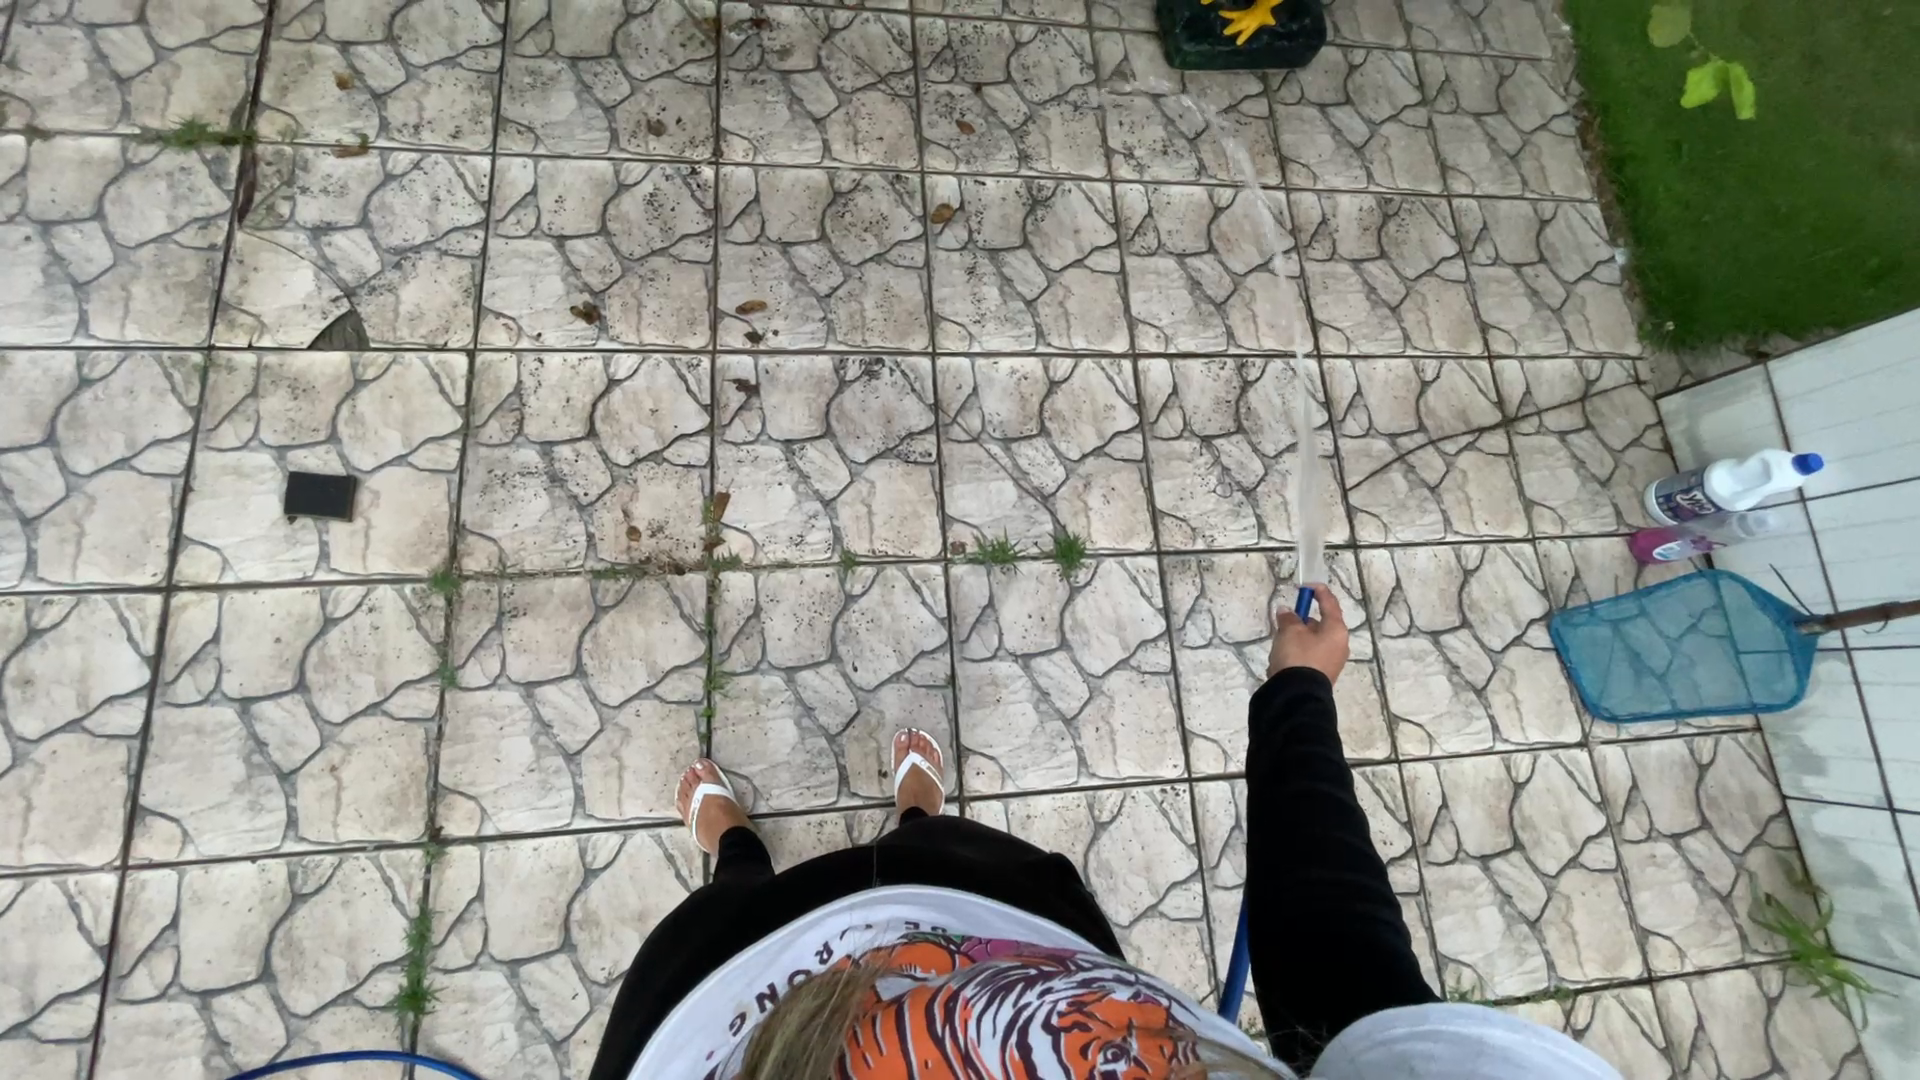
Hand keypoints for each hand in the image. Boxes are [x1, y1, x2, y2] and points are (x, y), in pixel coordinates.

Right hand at [1266, 584, 1348, 681]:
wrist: (1298, 693)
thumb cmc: (1298, 656)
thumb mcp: (1289, 631)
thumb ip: (1288, 618)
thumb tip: (1286, 612)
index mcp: (1336, 629)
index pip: (1330, 603)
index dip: (1318, 591)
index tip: (1304, 586)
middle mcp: (1339, 644)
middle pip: (1321, 624)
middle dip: (1302, 620)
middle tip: (1285, 620)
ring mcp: (1332, 660)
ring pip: (1313, 640)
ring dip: (1298, 637)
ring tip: (1279, 642)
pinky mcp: (1323, 673)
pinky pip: (1310, 654)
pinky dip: (1298, 651)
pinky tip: (1282, 658)